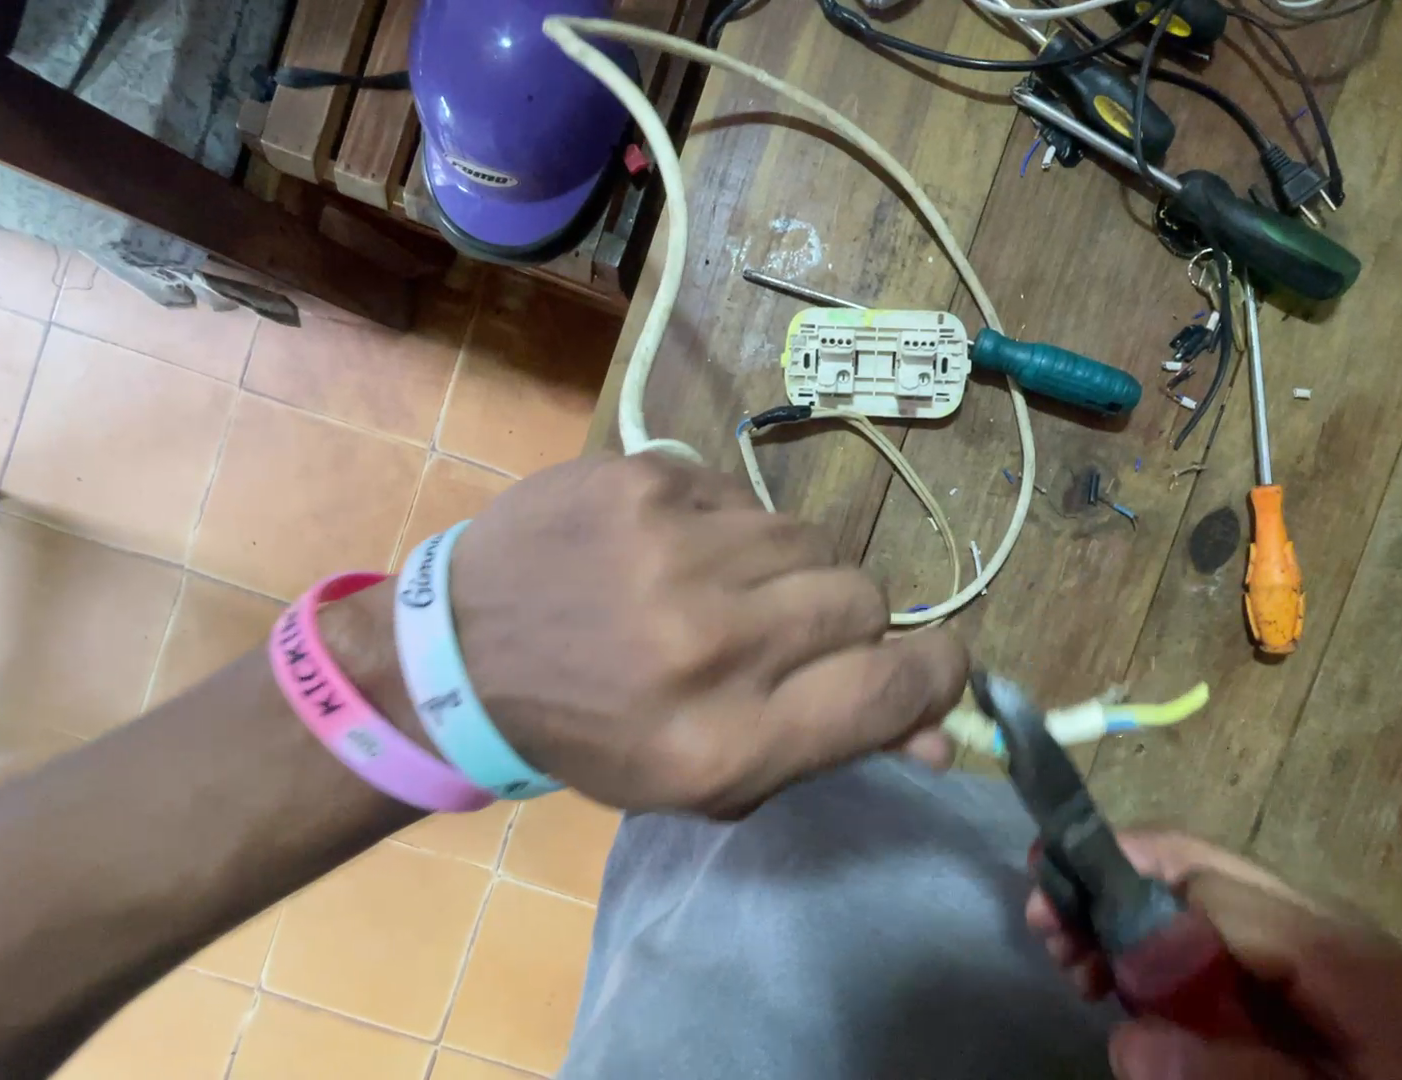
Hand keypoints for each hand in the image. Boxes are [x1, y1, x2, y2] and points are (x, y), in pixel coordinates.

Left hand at [409, 454, 964, 815]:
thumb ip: (825, 751)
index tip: (933, 665)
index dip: (935, 674)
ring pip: (808, 540)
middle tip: (786, 632)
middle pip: (863, 598)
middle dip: (846, 620)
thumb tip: (939, 735)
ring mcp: (673, 547)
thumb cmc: (594, 734)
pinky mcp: (646, 478)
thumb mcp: (705, 779)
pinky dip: (729, 529)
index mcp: (725, 741)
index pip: (889, 688)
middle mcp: (709, 641)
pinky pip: (745, 499)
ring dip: (785, 571)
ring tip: (720, 589)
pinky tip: (674, 551)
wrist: (462, 652)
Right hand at [1027, 831, 1401, 1078]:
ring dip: (1129, 917)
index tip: (1053, 923)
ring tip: (1076, 961)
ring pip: (1202, 896)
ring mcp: (1323, 947)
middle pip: (1198, 867)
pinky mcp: (1317, 976)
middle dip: (1111, 883)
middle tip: (1048, 927)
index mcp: (1338, 951)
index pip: (1205, 886)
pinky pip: (1224, 937)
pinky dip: (1166, 951)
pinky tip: (1133, 986)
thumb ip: (1240, 1077)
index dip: (1121, 892)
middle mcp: (1325, 925)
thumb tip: (1124, 1042)